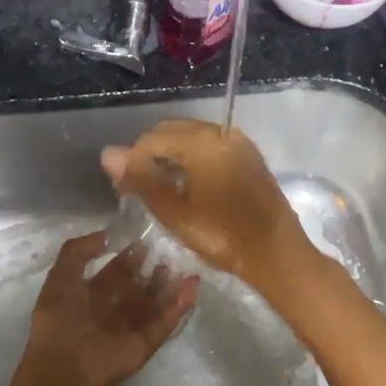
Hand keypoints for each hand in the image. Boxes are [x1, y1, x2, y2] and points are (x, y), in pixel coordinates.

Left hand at [22, 230, 198, 385]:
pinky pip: (163, 324)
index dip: (127, 260)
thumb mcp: (61, 276)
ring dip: (168, 289)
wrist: (64, 367)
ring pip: (153, 306)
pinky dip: (177, 308)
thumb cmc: (59, 319)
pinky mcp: (143, 346)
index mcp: (86, 299)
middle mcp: (108, 314)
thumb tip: (106, 236)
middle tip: (168, 256)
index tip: (144, 244)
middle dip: (150, 273)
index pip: (112, 275)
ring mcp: (127, 331)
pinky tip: (191, 289)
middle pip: (135, 290)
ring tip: (184, 270)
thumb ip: (79, 251)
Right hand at [101, 119, 311, 288]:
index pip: (151, 139)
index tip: (122, 189)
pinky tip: (188, 186)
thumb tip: (108, 154)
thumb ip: (141, 180)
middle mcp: (220, 132)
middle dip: (150, 154)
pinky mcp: (248, 154)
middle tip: (138, 188)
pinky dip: (192, 157)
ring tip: (160, 188)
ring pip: (191, 136)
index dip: (131, 161)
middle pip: (171, 131)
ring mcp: (237, 141)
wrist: (277, 253)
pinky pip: (210, 145)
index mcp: (201, 142)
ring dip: (171, 155)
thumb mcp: (176, 213)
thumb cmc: (224, 236)